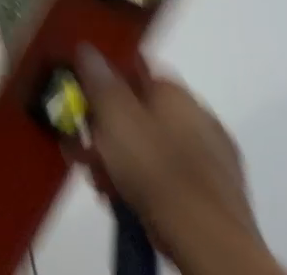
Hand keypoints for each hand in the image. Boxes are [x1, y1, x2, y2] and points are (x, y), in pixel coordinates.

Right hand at [75, 47, 282, 274]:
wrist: (204, 237)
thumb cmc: (154, 168)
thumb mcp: (114, 117)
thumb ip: (99, 80)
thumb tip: (88, 48)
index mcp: (180, 98)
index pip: (137, 70)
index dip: (103, 77)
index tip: (76, 91)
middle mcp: (200, 121)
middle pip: (137, 108)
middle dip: (102, 121)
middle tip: (79, 137)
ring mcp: (209, 158)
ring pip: (145, 141)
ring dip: (113, 150)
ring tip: (94, 168)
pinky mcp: (209, 190)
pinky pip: (161, 169)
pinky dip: (135, 173)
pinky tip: (117, 187)